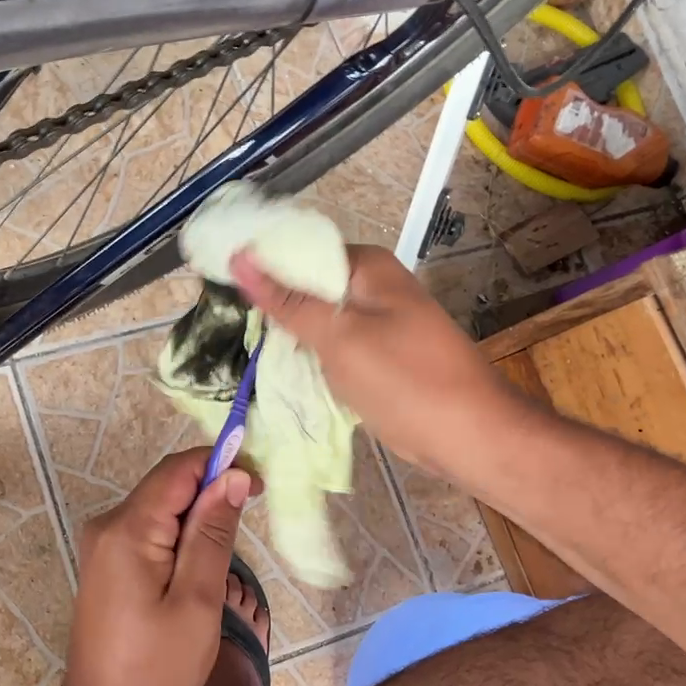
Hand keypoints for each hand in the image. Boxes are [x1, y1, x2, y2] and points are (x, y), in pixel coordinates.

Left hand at [55, 449, 252, 685]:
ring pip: (157, 509)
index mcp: (126, 530)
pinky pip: (146, 533)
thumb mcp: (197, 601)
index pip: (176, 470)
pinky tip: (198, 565)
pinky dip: (177, 536)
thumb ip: (213, 534)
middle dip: (210, 490)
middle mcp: (106, 528)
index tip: (259, 487)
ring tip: (229, 552)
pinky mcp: (105, 567)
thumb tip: (232, 477)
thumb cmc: (157, 670)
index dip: (220, 466)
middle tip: (252, 521)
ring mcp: (101, 548)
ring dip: (196, 516)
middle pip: (165, 486)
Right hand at [230, 246, 533, 477]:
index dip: (258, 266)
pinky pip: (329, 345)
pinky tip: (276, 368)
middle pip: (305, 285)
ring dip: (285, 334)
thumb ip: (287, 301)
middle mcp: (370, 286)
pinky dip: (305, 356)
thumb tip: (239, 259)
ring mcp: (374, 322)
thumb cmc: (405, 381)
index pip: (298, 250)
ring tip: (239, 346)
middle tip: (223, 324)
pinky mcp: (375, 354)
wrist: (468, 435)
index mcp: (367, 266)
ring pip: (314, 318)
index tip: (218, 289)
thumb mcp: (339, 337)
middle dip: (268, 303)